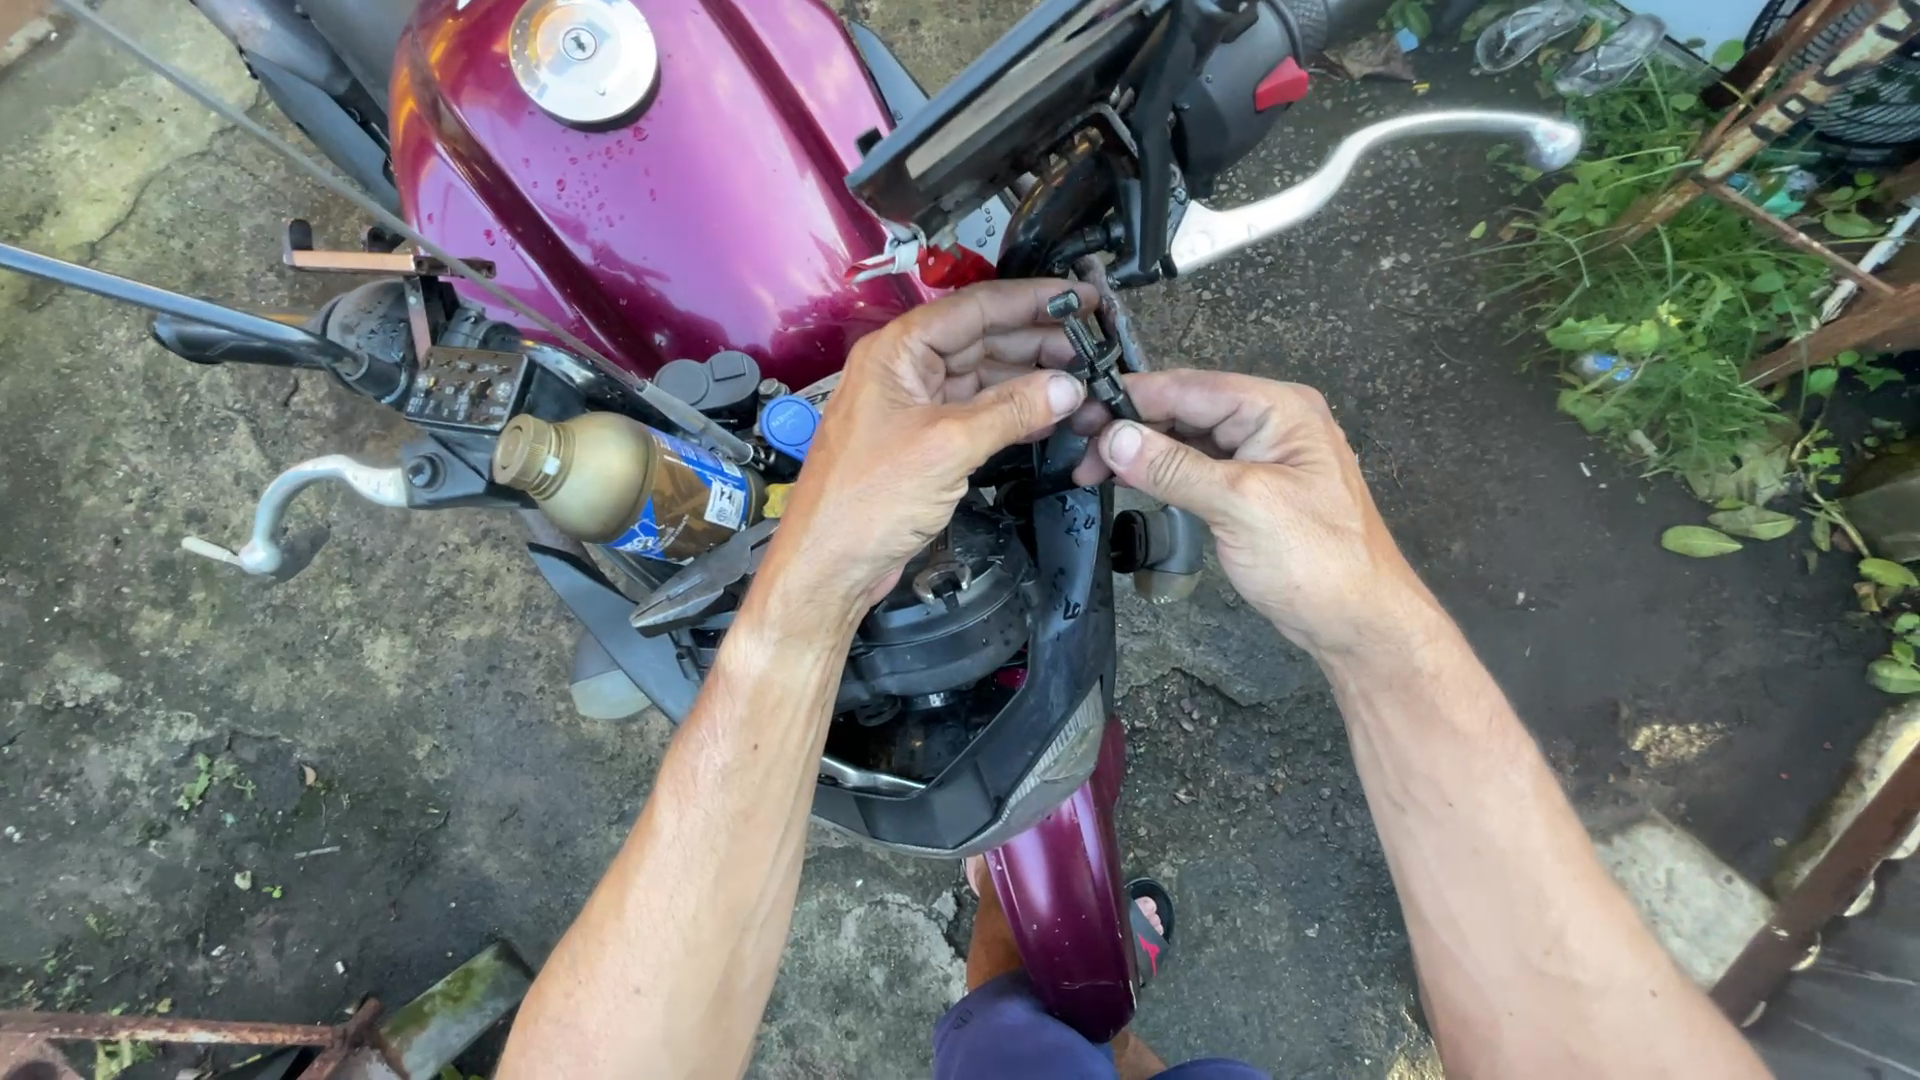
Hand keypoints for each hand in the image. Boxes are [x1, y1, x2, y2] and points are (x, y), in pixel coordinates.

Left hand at [762, 279, 1092, 620]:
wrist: (830, 564)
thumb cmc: (863, 504)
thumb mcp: (948, 447)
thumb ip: (1010, 411)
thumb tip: (1063, 386)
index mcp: (896, 353)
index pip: (974, 308)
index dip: (1031, 299)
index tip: (1077, 299)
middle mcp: (904, 372)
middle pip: (982, 340)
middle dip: (1037, 341)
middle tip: (1089, 346)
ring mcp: (915, 409)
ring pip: (983, 379)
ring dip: (1029, 380)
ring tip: (1077, 380)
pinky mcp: (925, 443)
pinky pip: (977, 415)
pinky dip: (1012, 414)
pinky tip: (1046, 414)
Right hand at [1071, 370, 1428, 655]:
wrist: (1358, 623)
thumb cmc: (1315, 560)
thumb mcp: (1240, 505)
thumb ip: (1174, 467)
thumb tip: (1113, 437)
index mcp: (1278, 409)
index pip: (1189, 388)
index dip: (1131, 399)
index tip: (1079, 415)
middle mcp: (1269, 422)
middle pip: (1184, 409)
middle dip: (1129, 427)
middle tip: (1078, 451)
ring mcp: (1259, 456)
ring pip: (1185, 439)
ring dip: (1139, 452)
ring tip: (1090, 469)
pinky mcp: (1248, 488)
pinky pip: (1195, 467)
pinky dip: (1160, 473)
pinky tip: (1127, 480)